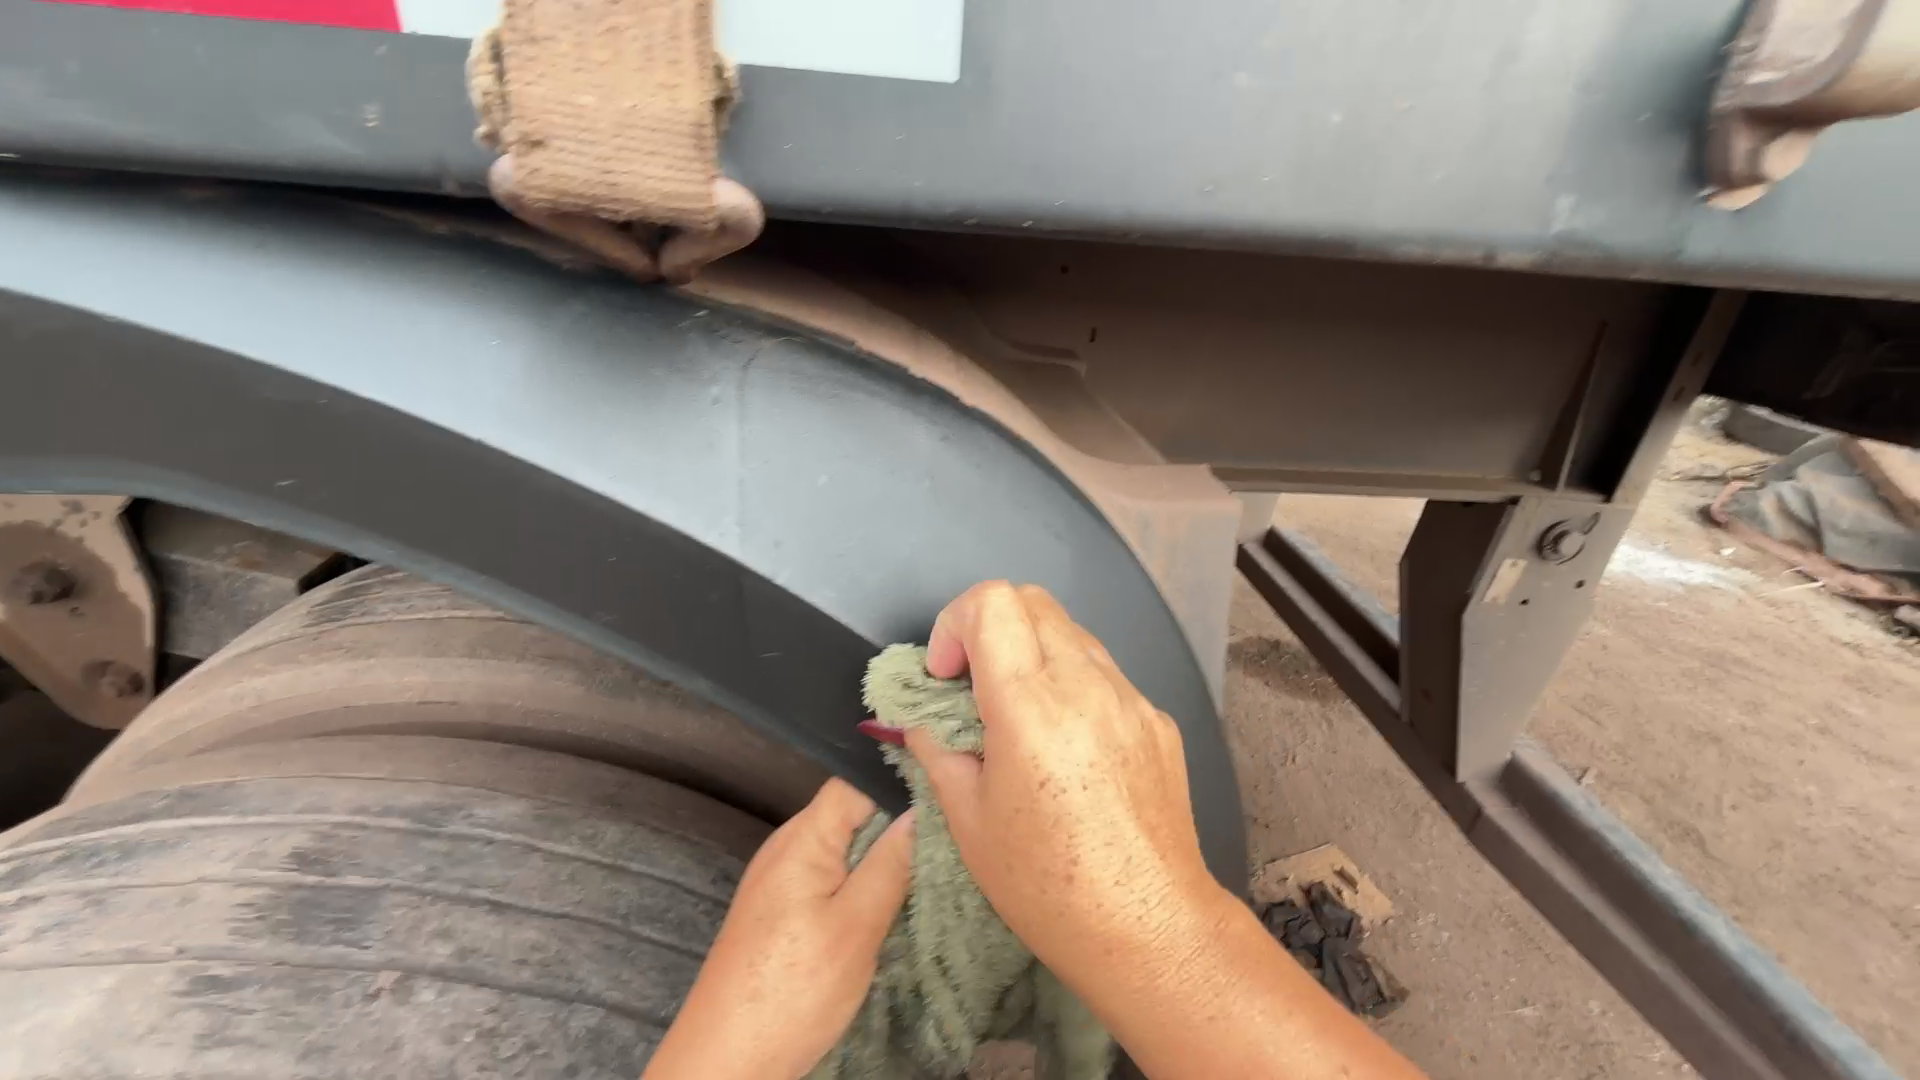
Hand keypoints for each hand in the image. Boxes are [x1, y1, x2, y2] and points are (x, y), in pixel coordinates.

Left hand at [642, 778, 913, 1079]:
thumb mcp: (856, 926)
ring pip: (842, 848)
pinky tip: (885, 905)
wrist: (725, 1063)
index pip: (853, 782)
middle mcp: (787, 847)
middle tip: (944, 840)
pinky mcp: (780, 910)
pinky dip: (859, 883)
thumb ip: (890, 865)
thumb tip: (919, 810)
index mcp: (802, 838)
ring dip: (879, 858)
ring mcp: (780, 880)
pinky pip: (828, 877)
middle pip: (849, 813)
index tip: (942, 796)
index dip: (895, 781)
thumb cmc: (791, 990)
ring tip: (923, 872)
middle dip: (893, 824)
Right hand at [904, 582, 1230, 995]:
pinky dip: (1070, 682)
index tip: (946, 674)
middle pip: (1032, 599)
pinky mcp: (1156, 717)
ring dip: (1031, 650)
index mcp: (1031, 707)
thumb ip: (938, 749)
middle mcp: (1086, 685)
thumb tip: (923, 719)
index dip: (954, 623)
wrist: (1149, 929)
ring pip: (1070, 630)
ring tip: (1019, 713)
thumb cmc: (1047, 885)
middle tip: (973, 684)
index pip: (992, 602)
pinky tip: (1067, 744)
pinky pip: (1104, 672)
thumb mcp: (968, 821)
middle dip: (988, 625)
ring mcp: (1130, 698)